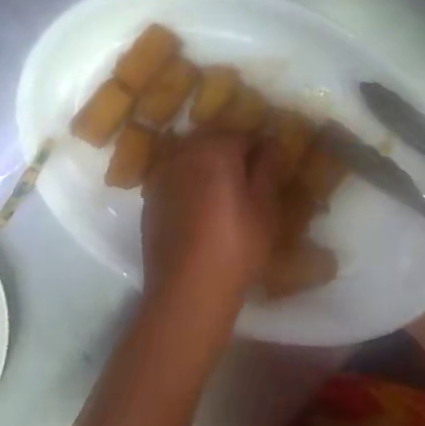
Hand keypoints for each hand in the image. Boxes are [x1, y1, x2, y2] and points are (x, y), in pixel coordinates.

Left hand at [141, 133, 280, 307]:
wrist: (186, 290)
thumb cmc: (236, 245)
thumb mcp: (265, 207)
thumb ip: (268, 168)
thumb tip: (271, 143)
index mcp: (214, 148)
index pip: (244, 135)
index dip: (262, 149)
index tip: (273, 169)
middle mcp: (184, 152)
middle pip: (214, 142)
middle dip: (233, 154)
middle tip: (251, 181)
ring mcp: (162, 174)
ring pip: (192, 158)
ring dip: (209, 167)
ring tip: (227, 196)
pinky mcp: (151, 198)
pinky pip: (176, 179)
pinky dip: (190, 184)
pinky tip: (201, 211)